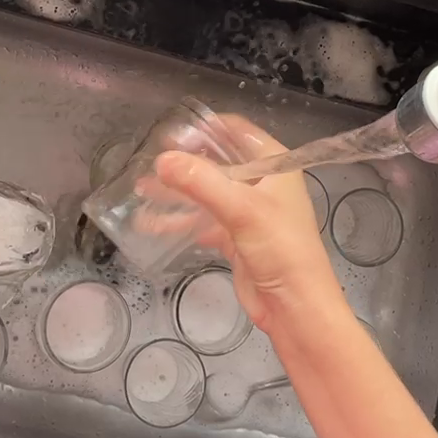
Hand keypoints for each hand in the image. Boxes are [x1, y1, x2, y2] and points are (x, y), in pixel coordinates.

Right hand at [153, 117, 345, 334]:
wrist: (296, 309)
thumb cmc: (280, 249)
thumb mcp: (241, 209)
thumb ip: (201, 182)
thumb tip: (161, 159)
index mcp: (275, 164)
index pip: (237, 131)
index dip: (205, 128)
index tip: (169, 134)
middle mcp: (263, 182)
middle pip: (218, 160)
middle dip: (184, 161)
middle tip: (148, 161)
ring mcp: (249, 210)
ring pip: (208, 191)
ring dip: (178, 190)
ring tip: (141, 188)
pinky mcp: (237, 237)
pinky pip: (204, 220)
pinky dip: (180, 220)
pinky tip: (151, 222)